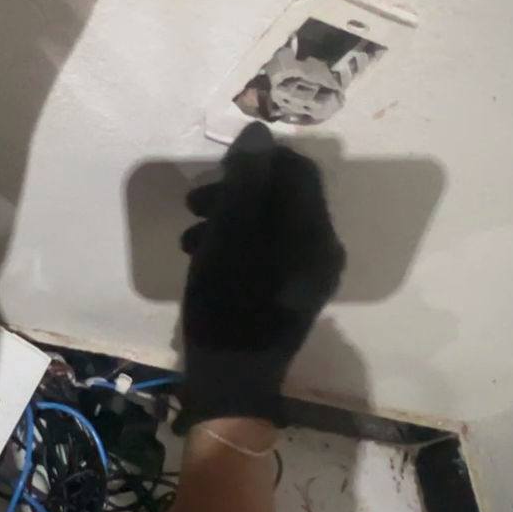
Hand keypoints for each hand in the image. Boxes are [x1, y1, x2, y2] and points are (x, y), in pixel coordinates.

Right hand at [176, 122, 345, 428]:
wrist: (231, 381)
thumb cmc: (228, 304)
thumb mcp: (229, 235)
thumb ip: (246, 181)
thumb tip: (259, 131)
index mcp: (314, 231)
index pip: (298, 168)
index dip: (259, 156)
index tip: (217, 165)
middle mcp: (321, 247)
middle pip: (283, 194)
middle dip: (236, 188)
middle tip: (195, 199)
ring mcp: (310, 270)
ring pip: (270, 220)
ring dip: (230, 215)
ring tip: (191, 230)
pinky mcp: (293, 287)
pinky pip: (268, 246)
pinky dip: (237, 240)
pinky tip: (203, 252)